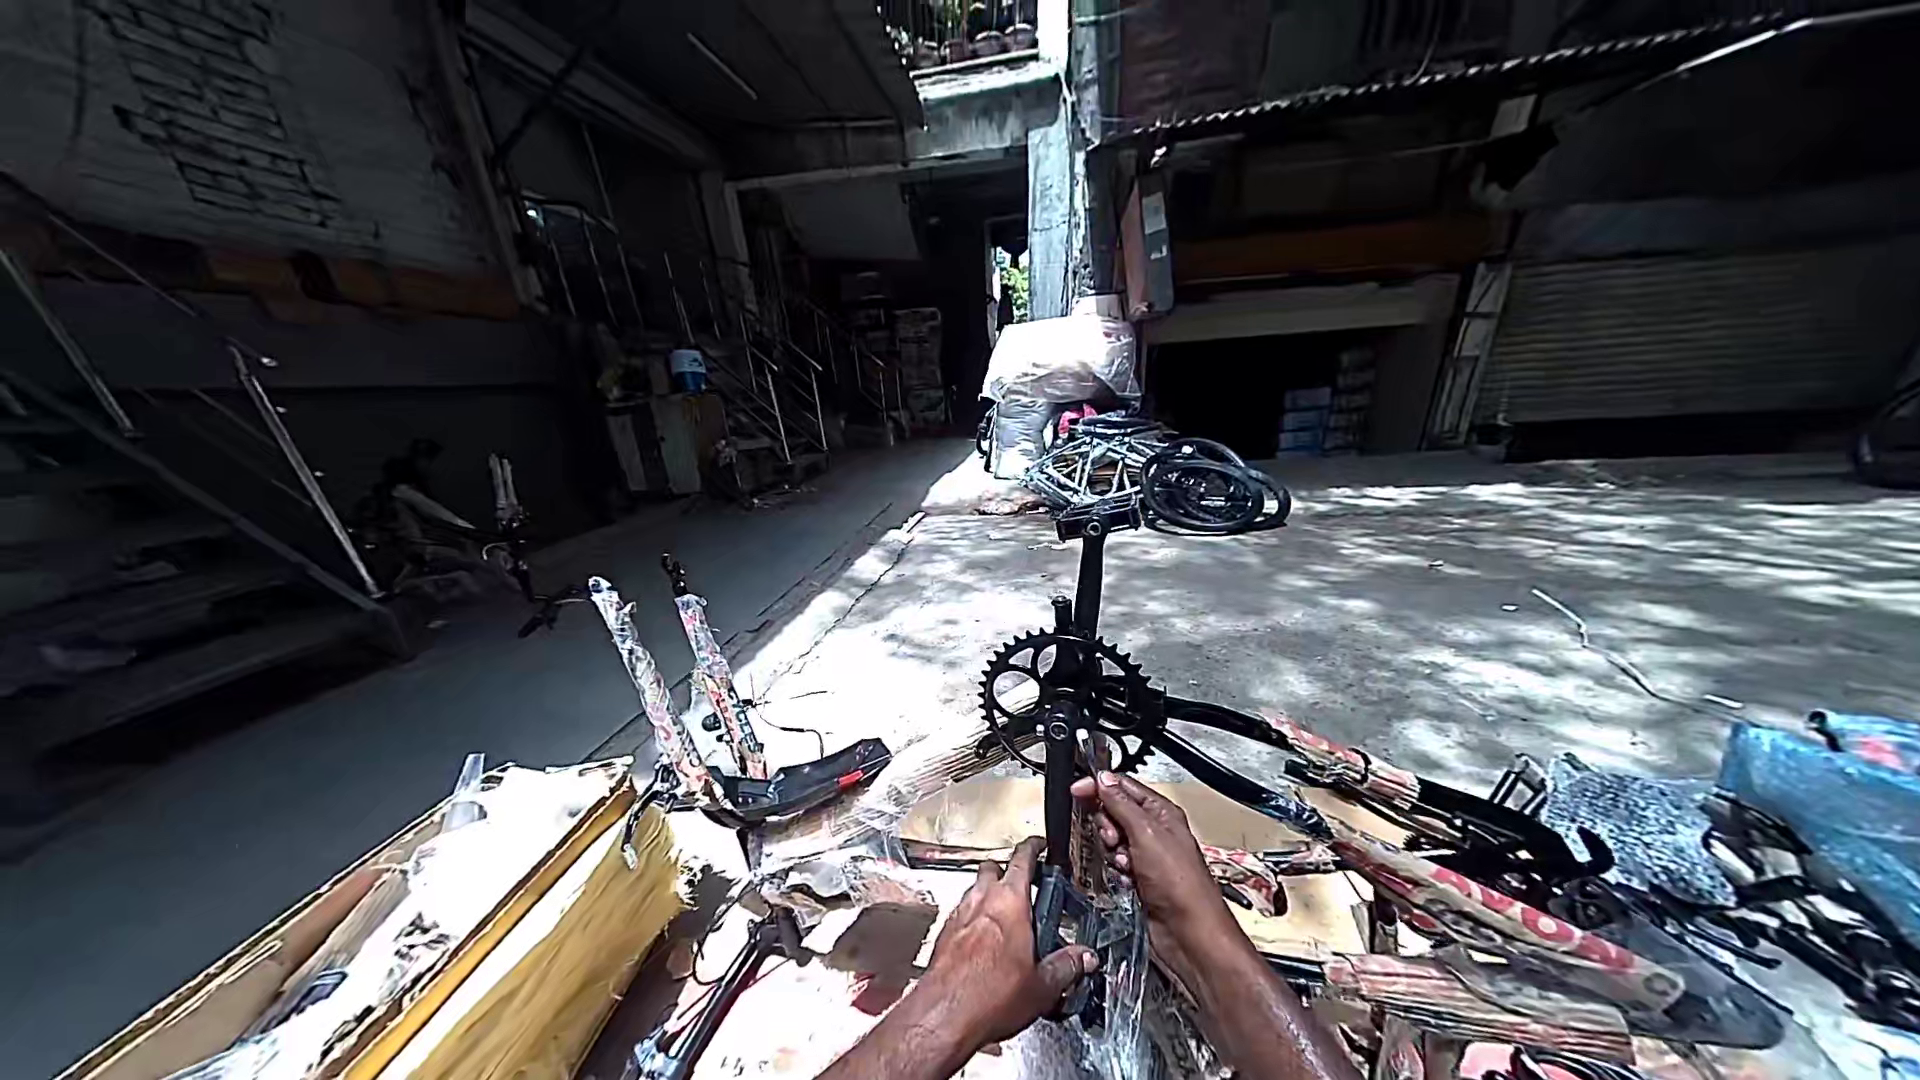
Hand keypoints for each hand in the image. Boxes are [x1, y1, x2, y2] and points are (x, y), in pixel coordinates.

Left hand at [917, 836, 1097, 1047]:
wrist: (946, 1014)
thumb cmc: (989, 995)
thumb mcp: (1042, 986)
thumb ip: (1067, 966)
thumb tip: (1084, 957)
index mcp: (1009, 901)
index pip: (1022, 858)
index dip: (1033, 848)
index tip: (1039, 846)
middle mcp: (982, 898)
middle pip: (995, 868)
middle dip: (1008, 873)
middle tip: (1023, 887)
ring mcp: (960, 912)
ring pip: (976, 888)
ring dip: (989, 895)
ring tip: (1004, 918)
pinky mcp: (945, 931)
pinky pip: (962, 912)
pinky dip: (973, 918)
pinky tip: (982, 941)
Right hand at [1070, 771, 1242, 982]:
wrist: (1188, 934)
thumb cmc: (1181, 884)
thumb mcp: (1146, 833)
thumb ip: (1121, 804)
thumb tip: (1103, 779)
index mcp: (1161, 812)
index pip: (1122, 786)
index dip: (1099, 786)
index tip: (1077, 790)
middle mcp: (1154, 830)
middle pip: (1113, 812)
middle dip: (1107, 825)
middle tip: (1113, 838)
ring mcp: (1145, 855)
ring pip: (1111, 839)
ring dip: (1112, 851)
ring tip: (1125, 863)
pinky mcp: (1137, 877)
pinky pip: (1113, 862)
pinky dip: (1114, 869)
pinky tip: (1126, 878)